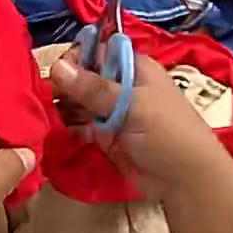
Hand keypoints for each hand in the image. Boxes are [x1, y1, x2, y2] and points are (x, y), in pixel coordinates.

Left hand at [0, 109, 33, 232]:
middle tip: (45, 118)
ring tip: (47, 132)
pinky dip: (18, 154)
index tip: (31, 107)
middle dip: (13, 118)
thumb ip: (2, 169)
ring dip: (19, 136)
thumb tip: (31, 150)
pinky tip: (39, 154)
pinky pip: (2, 153)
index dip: (0, 103)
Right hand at [49, 48, 231, 199]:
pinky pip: (81, 127)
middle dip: (64, 85)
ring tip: (46, 115)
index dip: (77, 58)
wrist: (186, 181)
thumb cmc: (168, 134)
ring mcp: (114, 113)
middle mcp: (122, 87)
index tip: (56, 73)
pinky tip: (53, 130)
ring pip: (79, 102)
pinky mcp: (107, 138)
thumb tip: (56, 66)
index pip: (99, 51)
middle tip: (46, 98)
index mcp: (135, 69)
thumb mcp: (133, 106)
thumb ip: (94, 89)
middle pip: (84, 77)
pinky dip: (68, 128)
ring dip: (62, 107)